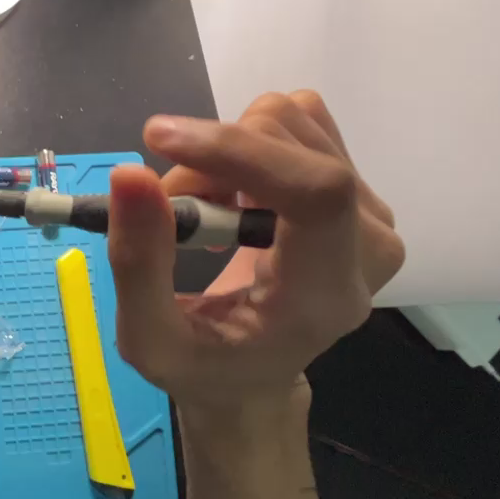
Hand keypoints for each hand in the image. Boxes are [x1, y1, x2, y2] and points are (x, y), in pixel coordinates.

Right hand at [106, 91, 403, 413]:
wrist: (250, 378)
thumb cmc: (199, 366)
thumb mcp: (147, 337)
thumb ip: (137, 261)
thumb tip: (128, 172)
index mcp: (323, 294)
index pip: (316, 192)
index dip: (236, 152)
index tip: (157, 140)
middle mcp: (370, 244)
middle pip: (290, 142)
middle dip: (206, 161)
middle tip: (171, 211)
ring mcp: (371, 212)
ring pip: (290, 121)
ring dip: (222, 154)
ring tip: (201, 210)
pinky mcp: (358, 190)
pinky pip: (297, 125)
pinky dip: (244, 148)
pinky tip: (230, 196)